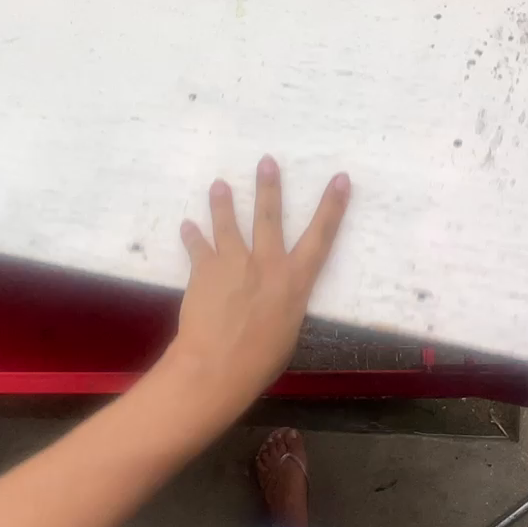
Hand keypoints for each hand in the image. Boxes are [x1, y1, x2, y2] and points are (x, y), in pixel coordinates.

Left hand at [164, 156, 349, 409]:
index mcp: (295, 281)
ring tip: (219, 184)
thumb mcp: (288, 331)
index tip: (340, 178)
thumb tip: (277, 300)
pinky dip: (192, 236)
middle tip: (266, 161)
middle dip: (269, 187)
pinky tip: (187, 225)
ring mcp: (233, 263)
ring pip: (228, 224)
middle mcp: (266, 263)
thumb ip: (284, 306)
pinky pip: (197, 247)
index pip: (321, 236)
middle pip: (269, 217)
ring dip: (223, 202)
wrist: (217, 365)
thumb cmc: (261, 359)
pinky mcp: (204, 271)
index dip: (332, 206)